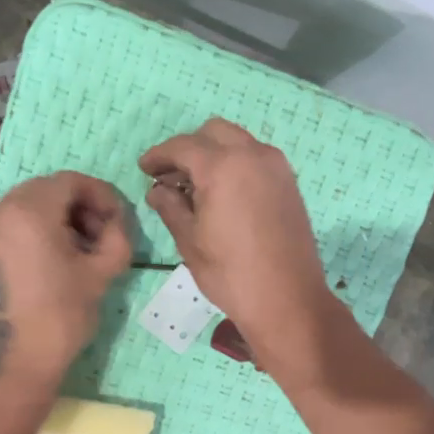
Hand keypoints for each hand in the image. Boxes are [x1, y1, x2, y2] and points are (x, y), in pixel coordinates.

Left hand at [0, 172, 130, 395]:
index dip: (101, 196)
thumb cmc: (60, 318)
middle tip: (99, 239)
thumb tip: (116, 224)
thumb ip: (116, 238)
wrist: (11, 365)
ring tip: (76, 256)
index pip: (71, 182)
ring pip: (24, 211)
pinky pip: (6, 232)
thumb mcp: (101, 275)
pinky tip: (48, 267)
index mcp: (27, 209)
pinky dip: (31, 238)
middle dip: (77, 210)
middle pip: (45, 193)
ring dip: (55, 223)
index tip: (117, 221)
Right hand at [139, 119, 338, 349]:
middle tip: (170, 176)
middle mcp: (252, 155)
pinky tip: (224, 193)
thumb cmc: (231, 274)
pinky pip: (256, 158)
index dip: (159, 156)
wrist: (287, 300)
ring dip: (214, 154)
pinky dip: (236, 164)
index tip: (144, 169)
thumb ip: (171, 207)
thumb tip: (157, 190)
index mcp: (223, 167)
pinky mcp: (289, 182)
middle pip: (213, 133)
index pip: (182, 146)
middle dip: (188, 148)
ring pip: (238, 141)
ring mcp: (276, 167)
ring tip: (196, 186)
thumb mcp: (190, 242)